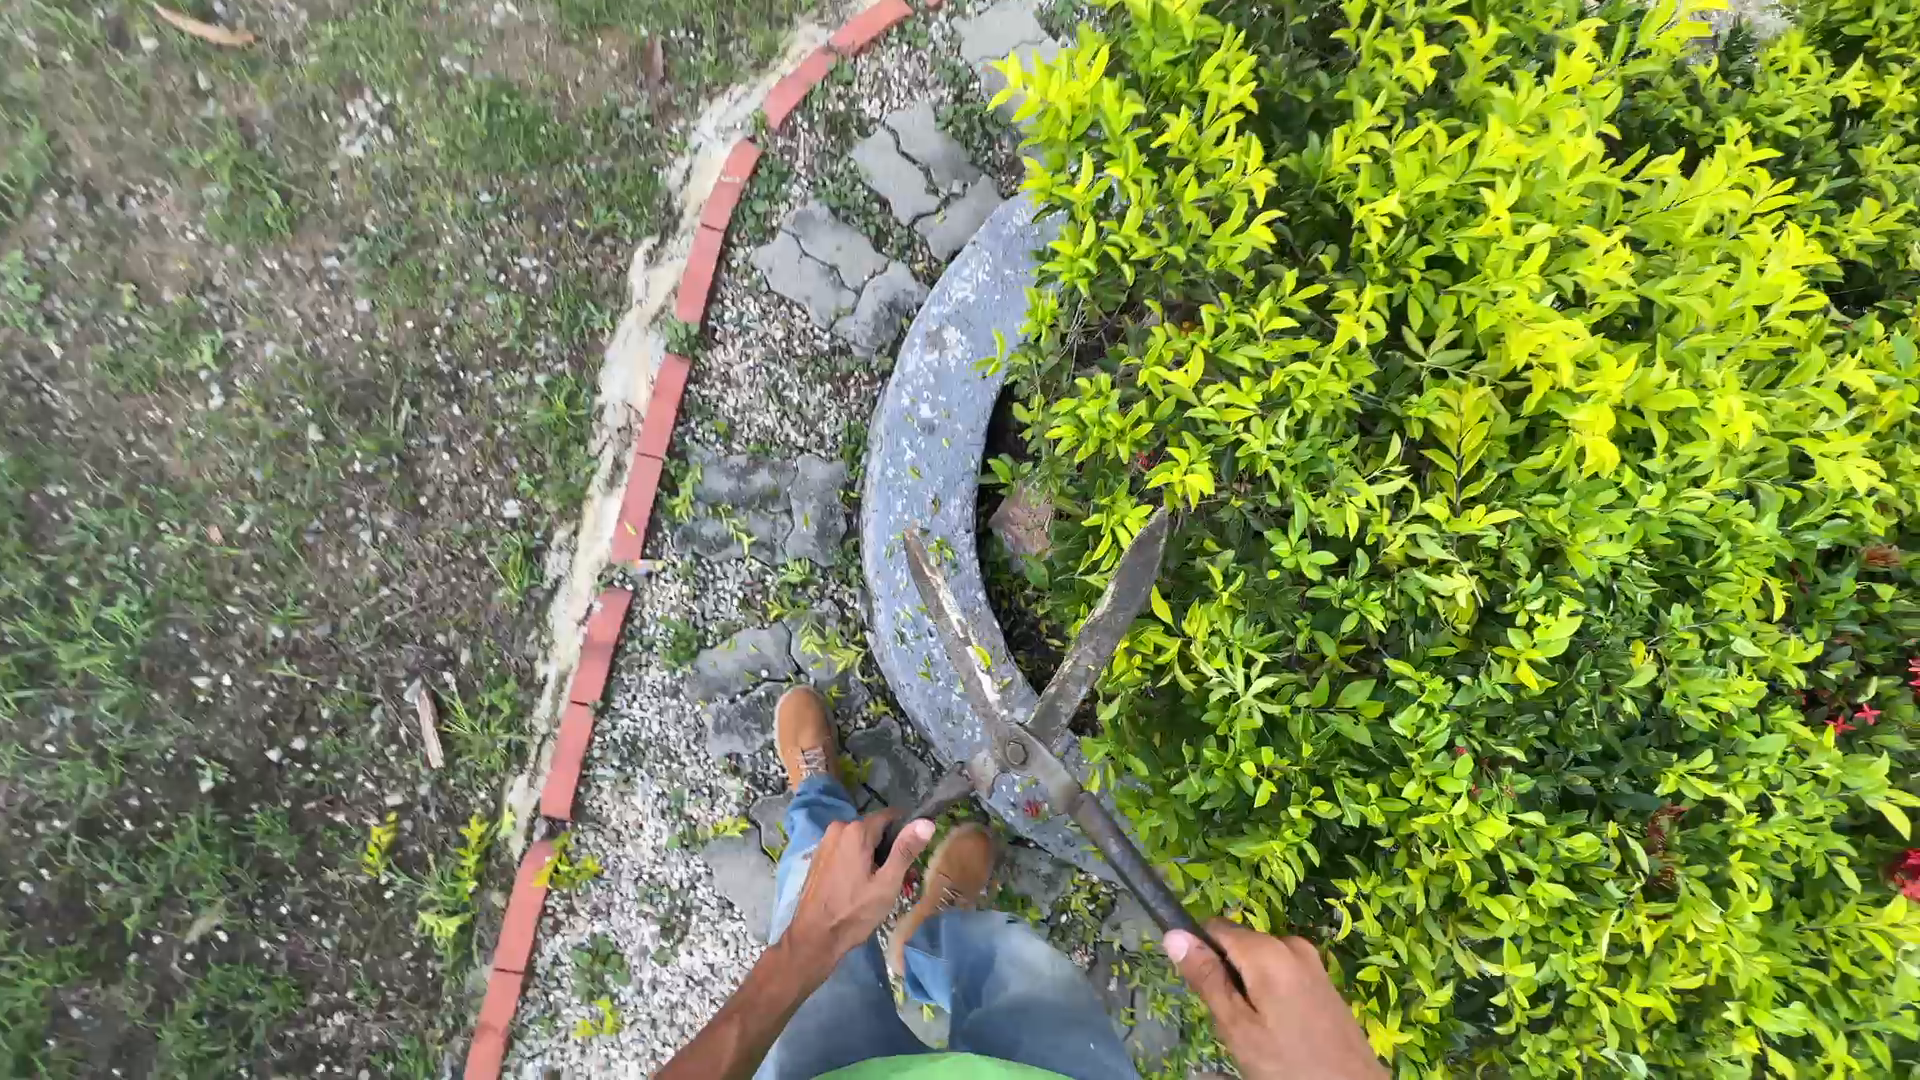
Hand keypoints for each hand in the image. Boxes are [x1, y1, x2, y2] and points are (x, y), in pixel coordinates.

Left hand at [779, 812, 933, 973]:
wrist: (813, 938)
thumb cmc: (853, 912)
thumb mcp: (886, 884)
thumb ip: (905, 850)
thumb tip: (926, 822)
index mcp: (856, 830)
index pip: (890, 816)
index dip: (904, 832)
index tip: (911, 853)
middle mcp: (838, 828)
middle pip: (874, 828)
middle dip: (886, 846)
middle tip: (893, 875)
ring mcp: (825, 841)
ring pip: (859, 839)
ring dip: (871, 854)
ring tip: (876, 882)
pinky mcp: (818, 856)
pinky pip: (845, 848)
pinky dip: (855, 859)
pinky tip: (856, 884)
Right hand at [1165, 920, 1385, 1079]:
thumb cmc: (1291, 1067)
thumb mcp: (1238, 1028)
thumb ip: (1206, 977)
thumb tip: (1173, 933)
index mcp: (1266, 950)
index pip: (1213, 927)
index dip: (1202, 955)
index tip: (1206, 993)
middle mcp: (1290, 944)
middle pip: (1238, 946)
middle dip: (1229, 976)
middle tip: (1236, 1024)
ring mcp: (1312, 962)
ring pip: (1259, 962)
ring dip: (1250, 989)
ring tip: (1260, 1033)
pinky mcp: (1325, 982)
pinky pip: (1283, 975)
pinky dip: (1273, 996)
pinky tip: (1283, 1033)